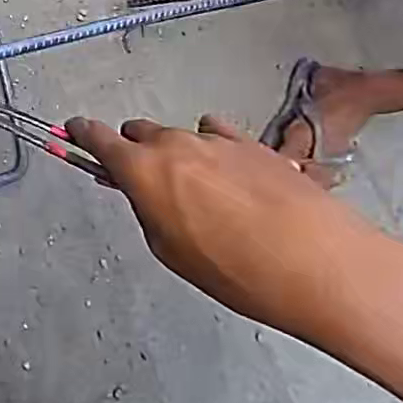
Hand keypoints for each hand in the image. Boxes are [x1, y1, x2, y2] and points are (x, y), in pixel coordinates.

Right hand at [66, 114, 394, 340]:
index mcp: (140, 166)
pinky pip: (221, 136)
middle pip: (137, 132)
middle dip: (134, 150)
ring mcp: (218, 141)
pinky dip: (215, 149)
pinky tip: (230, 176)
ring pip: (180, 136)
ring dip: (178, 154)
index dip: (80, 134)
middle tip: (145, 181)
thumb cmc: (237, 269)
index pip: (94, 135)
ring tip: (200, 191)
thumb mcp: (167, 248)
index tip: (73, 134)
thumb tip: (143, 192)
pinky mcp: (258, 148)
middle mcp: (173, 144)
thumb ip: (144, 208)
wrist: (329, 270)